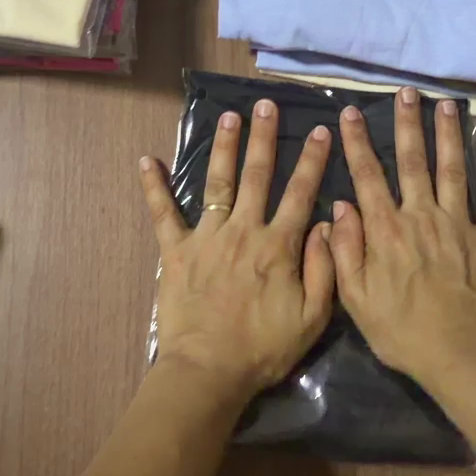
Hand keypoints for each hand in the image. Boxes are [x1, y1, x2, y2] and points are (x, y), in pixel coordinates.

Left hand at [138, 99, 335, 401]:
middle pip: (257, 175)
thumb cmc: (264, 349)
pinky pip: (163, 214)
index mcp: (279, 245)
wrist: (208, 371)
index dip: (313, 160)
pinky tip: (145, 160)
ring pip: (218, 182)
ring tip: (230, 116)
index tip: (321, 130)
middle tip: (267, 104)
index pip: (301, 192)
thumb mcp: (313, 317)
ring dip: (225, 147)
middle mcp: (243, 230)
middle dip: (265, 137)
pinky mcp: (175, 251)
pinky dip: (153, 187)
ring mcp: (207, 237)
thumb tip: (331, 222)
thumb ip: (325, 267)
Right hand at [328, 88, 475, 388]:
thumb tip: (341, 204)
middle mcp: (421, 216)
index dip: (356, 143)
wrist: (456, 353)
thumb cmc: (399, 329)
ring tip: (449, 105)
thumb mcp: (355, 296)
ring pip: (453, 171)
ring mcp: (457, 225)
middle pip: (413, 161)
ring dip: (450, 136)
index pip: (367, 176)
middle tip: (407, 92)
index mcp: (386, 229)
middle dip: (408, 124)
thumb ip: (345, 248)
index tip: (348, 114)